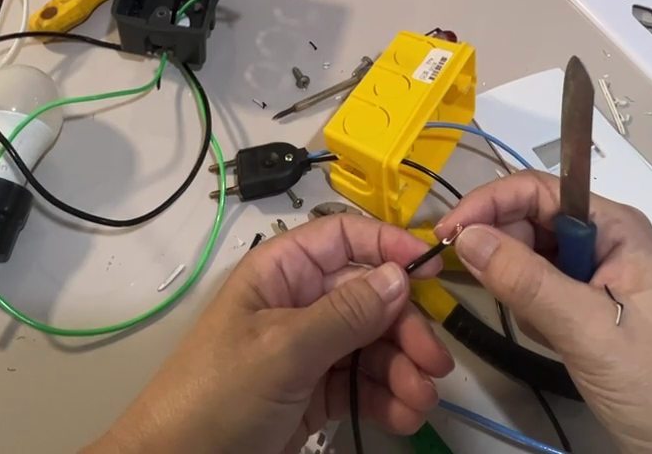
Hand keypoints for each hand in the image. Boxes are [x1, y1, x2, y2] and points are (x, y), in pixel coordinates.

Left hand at [85, 214, 455, 453]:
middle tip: (434, 360)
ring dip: (402, 366)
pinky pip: (362, 381)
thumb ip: (344, 313)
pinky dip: (387, 395)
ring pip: (371, 342)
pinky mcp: (314, 392)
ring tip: (421, 399)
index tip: (430, 266)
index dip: (386, 245)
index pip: (342, 238)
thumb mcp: (282, 348)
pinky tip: (405, 413)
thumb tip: (399, 277)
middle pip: (367, 294)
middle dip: (403, 323)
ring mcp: (308, 349)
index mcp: (281, 271)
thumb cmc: (218, 393)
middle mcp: (298, 302)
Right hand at [436, 172, 651, 453]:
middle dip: (497, 244)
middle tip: (473, 281)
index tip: (447, 232)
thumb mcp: (590, 332)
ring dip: (512, 281)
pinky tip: (543, 336)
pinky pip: (533, 287)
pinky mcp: (583, 306)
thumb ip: (527, 281)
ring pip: (525, 253)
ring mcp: (592, 273)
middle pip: (526, 218)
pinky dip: (523, 306)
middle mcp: (601, 239)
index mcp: (613, 227)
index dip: (489, 202)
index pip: (537, 190)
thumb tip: (465, 236)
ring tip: (531, 322)